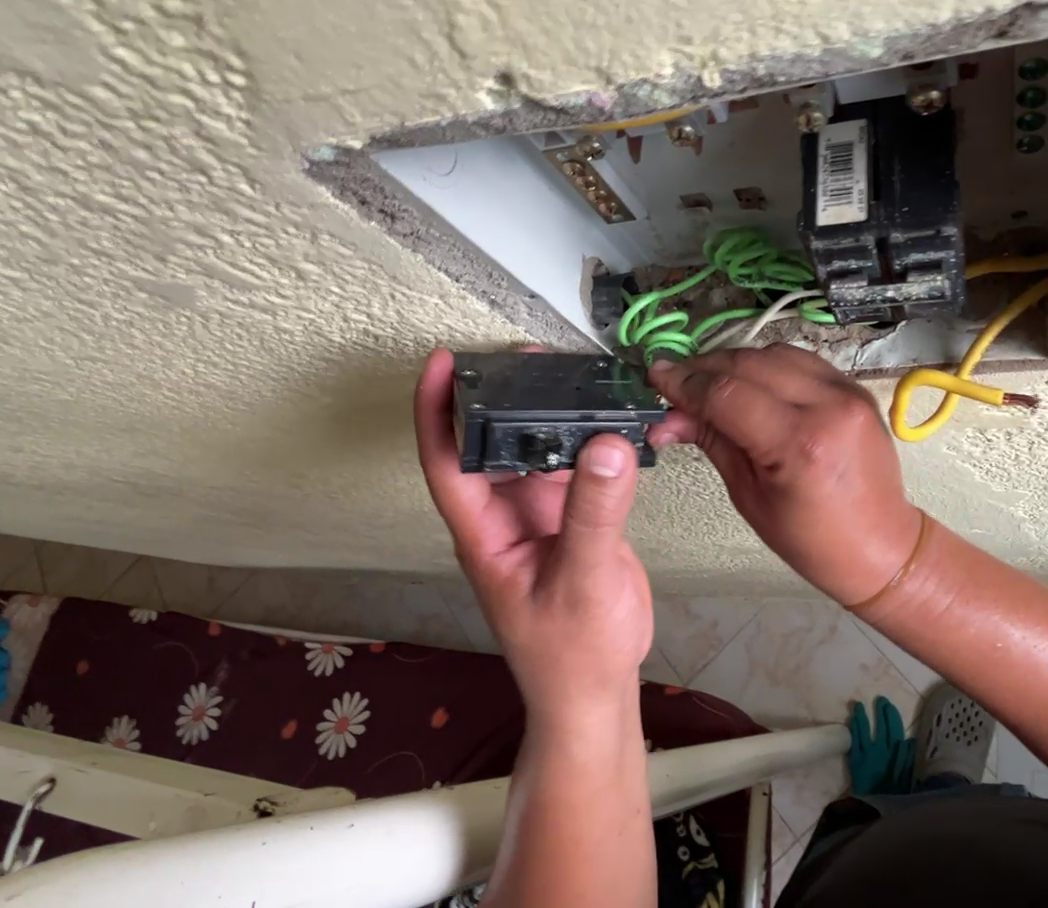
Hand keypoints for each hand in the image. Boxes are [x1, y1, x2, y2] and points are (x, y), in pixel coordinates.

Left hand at [414, 349, 652, 719]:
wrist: (598, 689)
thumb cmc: (572, 652)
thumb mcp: (581, 583)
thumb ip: (594, 515)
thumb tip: (606, 444)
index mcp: (484, 533)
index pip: (448, 461)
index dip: (436, 410)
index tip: (443, 361)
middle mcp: (506, 516)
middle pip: (492, 444)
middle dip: (504, 399)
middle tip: (533, 357)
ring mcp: (541, 516)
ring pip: (538, 451)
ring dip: (551, 416)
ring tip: (574, 376)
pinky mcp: (576, 519)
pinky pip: (578, 468)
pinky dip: (591, 442)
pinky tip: (611, 418)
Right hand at [648, 347, 922, 604]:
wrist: (881, 545)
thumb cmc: (812, 540)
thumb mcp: (749, 496)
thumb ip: (711, 442)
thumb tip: (666, 419)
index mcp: (799, 444)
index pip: (726, 394)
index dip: (685, 383)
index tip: (656, 378)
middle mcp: (827, 407)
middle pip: (747, 365)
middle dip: (703, 369)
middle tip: (674, 383)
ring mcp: (846, 392)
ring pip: (773, 353)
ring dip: (733, 362)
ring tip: (707, 383)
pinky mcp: (854, 388)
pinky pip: (800, 360)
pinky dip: (767, 365)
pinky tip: (748, 382)